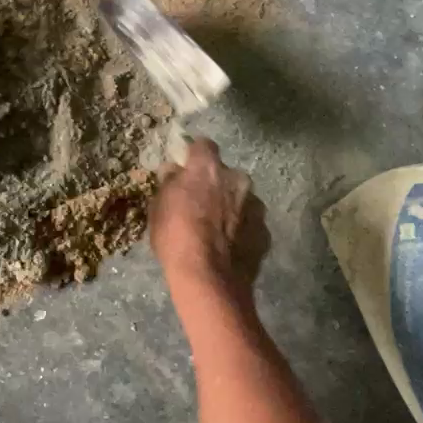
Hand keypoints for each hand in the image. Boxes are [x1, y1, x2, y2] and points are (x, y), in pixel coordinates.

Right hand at [149, 139, 270, 299]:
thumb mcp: (157, 206)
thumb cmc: (175, 236)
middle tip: (200, 202)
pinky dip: (240, 228)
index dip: (194, 154)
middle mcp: (236, 179)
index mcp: (208, 168)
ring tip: (216, 228)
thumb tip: (173, 171)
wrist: (208, 278)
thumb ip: (169, 183)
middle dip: (214, 183)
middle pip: (224, 173)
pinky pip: (250, 221)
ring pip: (240, 197)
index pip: (203, 144)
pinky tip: (228, 244)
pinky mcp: (265, 231)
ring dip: (230, 205)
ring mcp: (255, 205)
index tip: (186, 167)